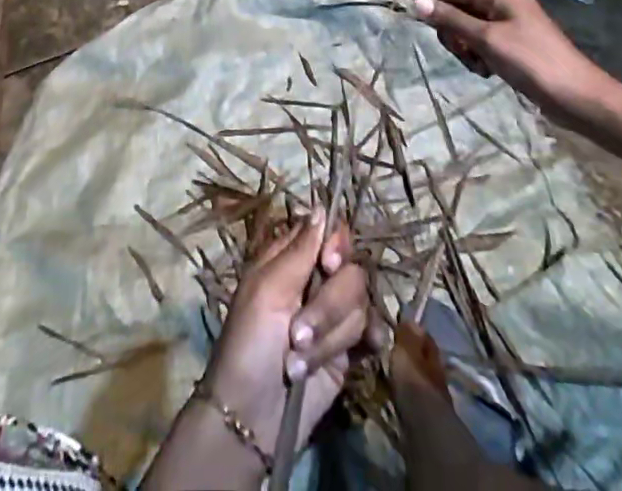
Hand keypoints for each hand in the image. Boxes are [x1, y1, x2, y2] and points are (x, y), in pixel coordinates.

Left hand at [203, 215, 373, 453]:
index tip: (329, 265)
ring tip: (298, 361)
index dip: (336, 246)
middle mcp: (313, 282)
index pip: (328, 234)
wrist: (253, 414)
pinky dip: (367, 342)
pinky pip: (373, 331)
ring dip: (329, 338)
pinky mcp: (348, 349)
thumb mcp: (267, 290)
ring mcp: (332, 316)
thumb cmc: (248, 343)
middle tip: (297, 333)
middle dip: (327, 308)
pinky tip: (361, 353)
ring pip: (359, 307)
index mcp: (289, 261)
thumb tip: (321, 207)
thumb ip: (299, 249)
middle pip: (350, 273)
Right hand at [404, 0, 616, 116]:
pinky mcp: (509, 42)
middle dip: (450, 29)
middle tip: (461, 50)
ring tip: (478, 63)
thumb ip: (451, 19)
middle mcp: (502, 1)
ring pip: (464, 27)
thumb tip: (417, 2)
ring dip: (463, 46)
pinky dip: (476, 55)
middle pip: (456, 6)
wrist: (575, 96)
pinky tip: (486, 69)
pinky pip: (478, 41)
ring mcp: (506, 22)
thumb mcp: (486, 39)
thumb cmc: (531, 62)